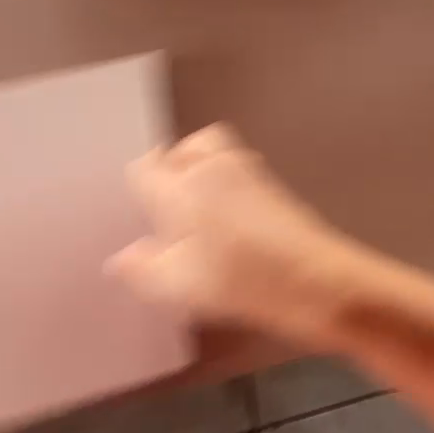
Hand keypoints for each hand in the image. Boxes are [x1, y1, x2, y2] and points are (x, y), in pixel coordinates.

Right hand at [107, 124, 368, 341]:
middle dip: (175, 164)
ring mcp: (247, 171)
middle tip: (168, 200)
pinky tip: (224, 217)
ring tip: (196, 207)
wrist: (311, 277)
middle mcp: (213, 168)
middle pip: (188, 146)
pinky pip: (237, 165)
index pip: (148, 165)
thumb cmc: (238, 280)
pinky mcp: (271, 183)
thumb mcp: (179, 285)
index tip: (139, 204)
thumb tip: (122, 257)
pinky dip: (224, 179)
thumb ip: (144, 268)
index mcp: (182, 188)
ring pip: (215, 149)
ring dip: (202, 167)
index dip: (140, 181)